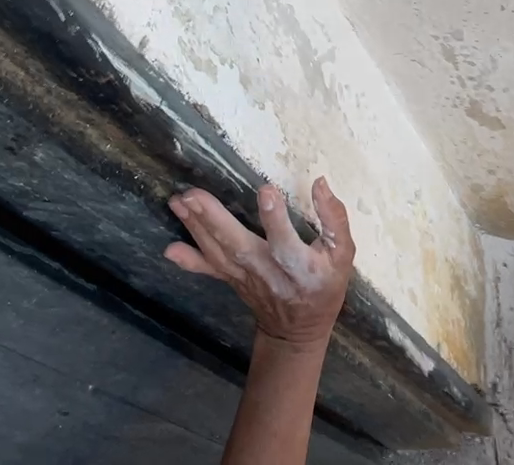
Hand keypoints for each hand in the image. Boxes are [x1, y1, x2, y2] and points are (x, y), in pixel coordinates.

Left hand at [165, 178, 355, 349]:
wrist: (298, 330)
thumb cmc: (325, 285)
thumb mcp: (343, 255)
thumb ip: (335, 219)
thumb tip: (320, 183)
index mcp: (300, 267)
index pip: (286, 242)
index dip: (276, 219)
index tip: (266, 191)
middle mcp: (268, 272)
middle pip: (239, 246)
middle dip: (215, 220)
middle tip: (192, 196)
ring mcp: (245, 278)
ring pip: (219, 252)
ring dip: (196, 227)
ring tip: (178, 201)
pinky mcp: (232, 279)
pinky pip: (209, 270)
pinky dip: (189, 261)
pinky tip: (170, 250)